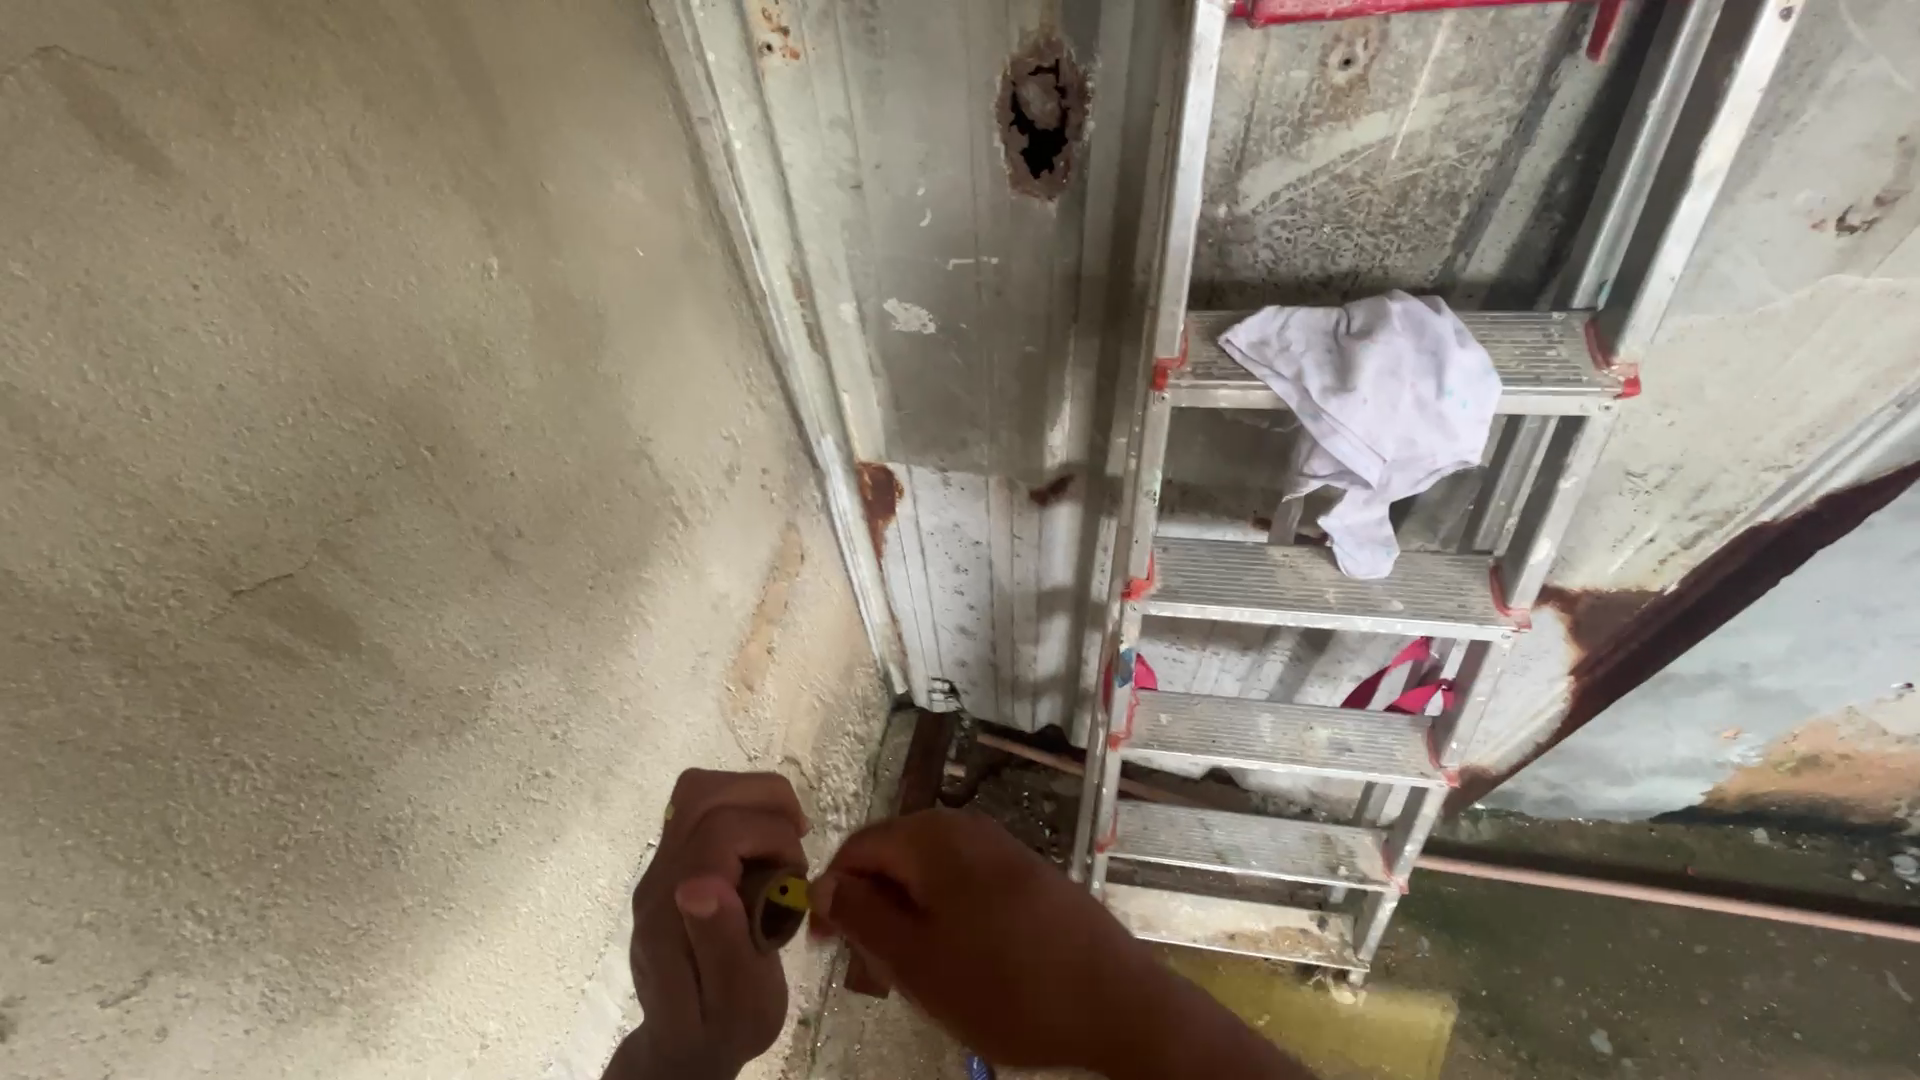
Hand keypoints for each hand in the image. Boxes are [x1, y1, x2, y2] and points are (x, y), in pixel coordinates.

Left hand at [608, 769, 808, 1079]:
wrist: (683, 1044)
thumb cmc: (721, 1028)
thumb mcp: (737, 1005)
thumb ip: (720, 945)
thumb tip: (701, 881)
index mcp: (671, 913)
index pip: (717, 832)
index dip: (771, 836)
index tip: (798, 874)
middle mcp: (658, 878)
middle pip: (703, 794)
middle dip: (766, 802)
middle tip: (798, 840)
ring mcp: (661, 866)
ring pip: (700, 789)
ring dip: (755, 797)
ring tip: (786, 835)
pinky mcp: (674, 860)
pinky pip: (706, 805)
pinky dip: (746, 805)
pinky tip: (768, 841)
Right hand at [808, 807, 1155, 1070]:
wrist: (1113, 998)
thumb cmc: (1004, 983)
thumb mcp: (915, 960)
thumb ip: (861, 915)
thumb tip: (821, 882)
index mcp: (930, 836)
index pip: (856, 848)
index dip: (831, 896)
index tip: (825, 947)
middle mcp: (964, 826)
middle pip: (893, 857)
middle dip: (873, 909)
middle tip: (873, 971)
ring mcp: (999, 845)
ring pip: (929, 872)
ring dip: (908, 916)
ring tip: (914, 973)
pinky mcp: (1024, 870)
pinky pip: (964, 881)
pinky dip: (945, 915)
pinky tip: (958, 960)